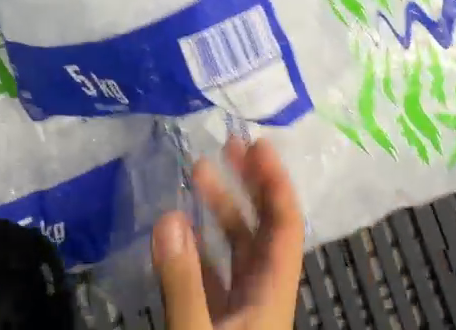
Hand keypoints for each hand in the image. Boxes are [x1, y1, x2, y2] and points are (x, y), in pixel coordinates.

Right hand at [151, 136, 305, 329]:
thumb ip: (184, 280)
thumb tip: (168, 216)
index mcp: (273, 293)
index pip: (287, 225)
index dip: (276, 181)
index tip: (258, 144)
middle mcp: (264, 294)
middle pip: (264, 228)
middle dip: (248, 183)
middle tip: (229, 144)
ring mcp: (242, 309)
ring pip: (237, 247)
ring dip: (221, 208)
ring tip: (198, 172)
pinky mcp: (219, 321)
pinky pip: (215, 272)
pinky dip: (201, 245)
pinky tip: (182, 226)